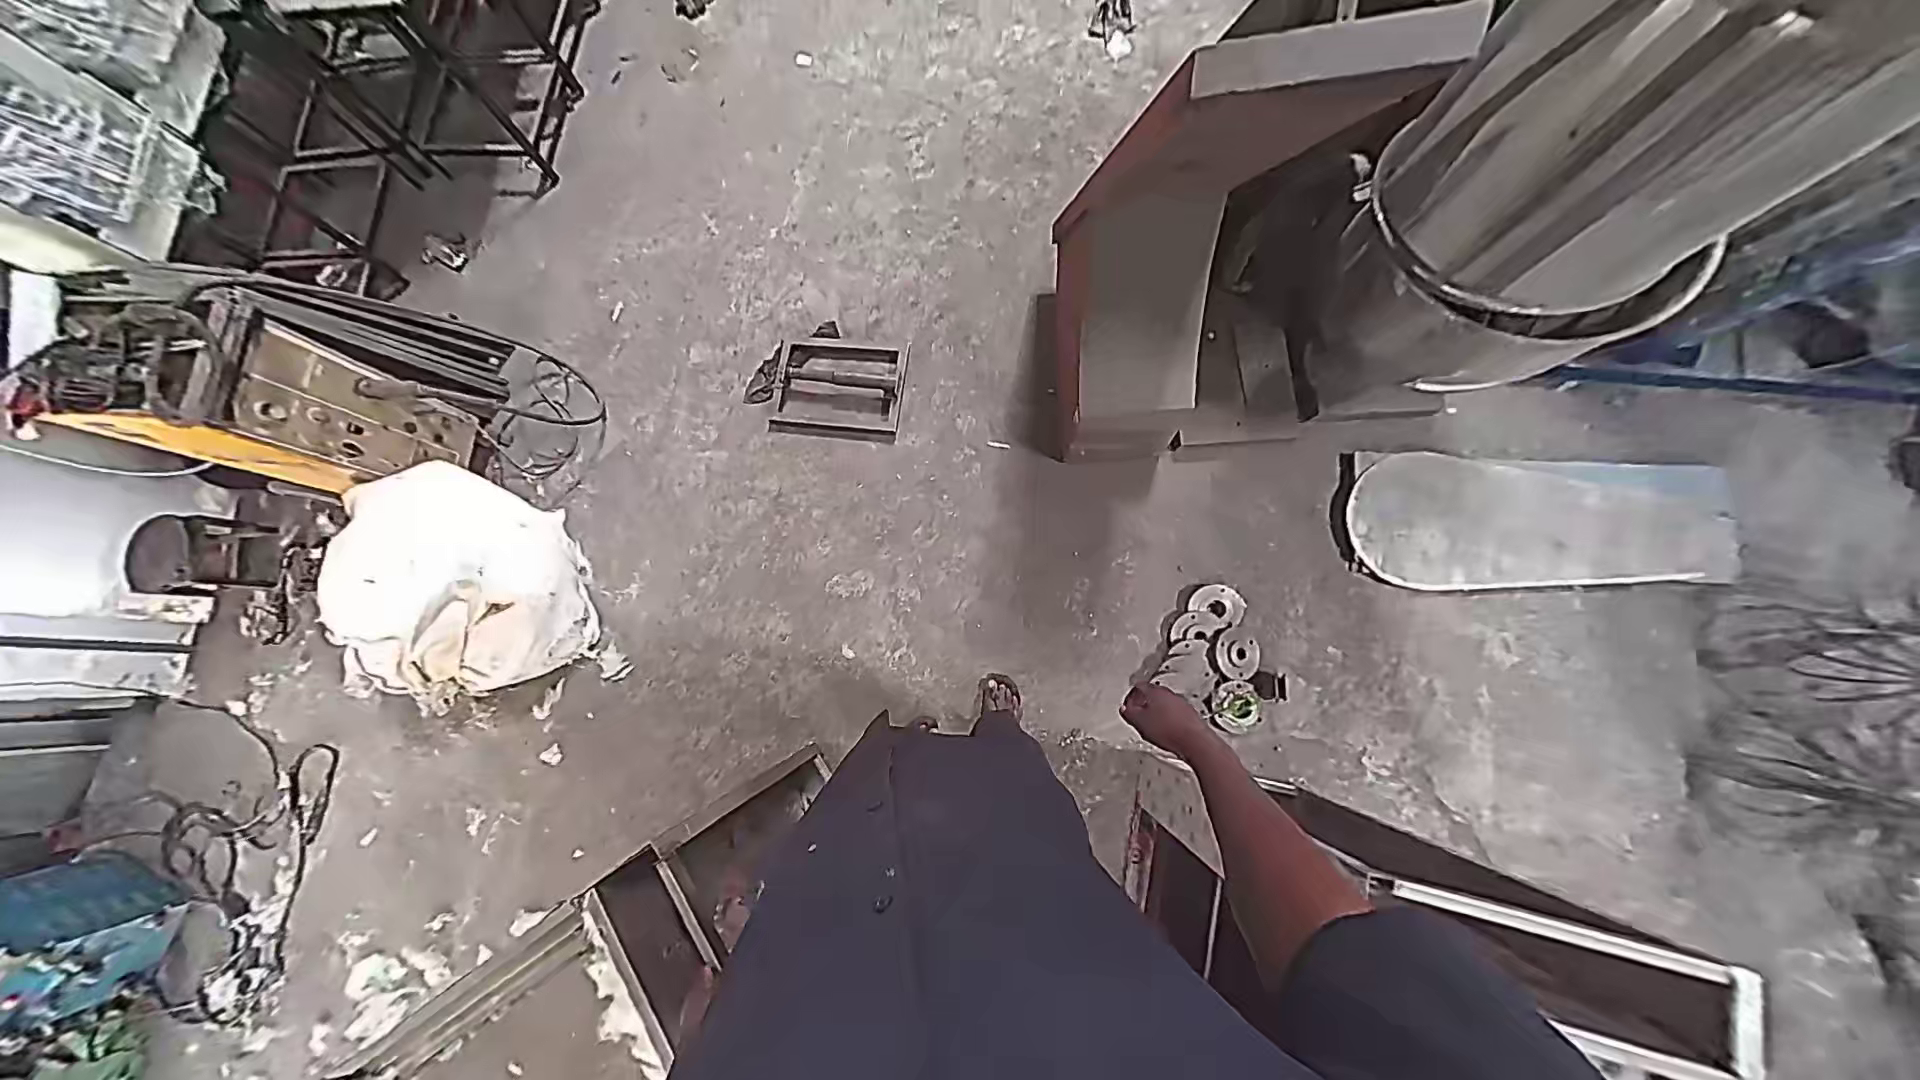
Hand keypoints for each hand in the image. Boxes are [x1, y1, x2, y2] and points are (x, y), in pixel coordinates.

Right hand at [1120, 682, 1215, 760]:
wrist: (1195, 742)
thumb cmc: (1170, 730)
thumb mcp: (1139, 723)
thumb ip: (1128, 713)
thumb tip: (1125, 709)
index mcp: (1155, 692)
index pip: (1139, 686)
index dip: (1130, 697)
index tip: (1128, 706)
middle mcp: (1170, 695)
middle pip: (1153, 694)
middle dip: (1144, 704)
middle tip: (1138, 716)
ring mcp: (1182, 705)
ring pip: (1165, 704)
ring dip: (1157, 713)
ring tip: (1152, 727)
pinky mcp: (1191, 716)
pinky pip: (1176, 715)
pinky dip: (1169, 721)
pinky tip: (1167, 732)